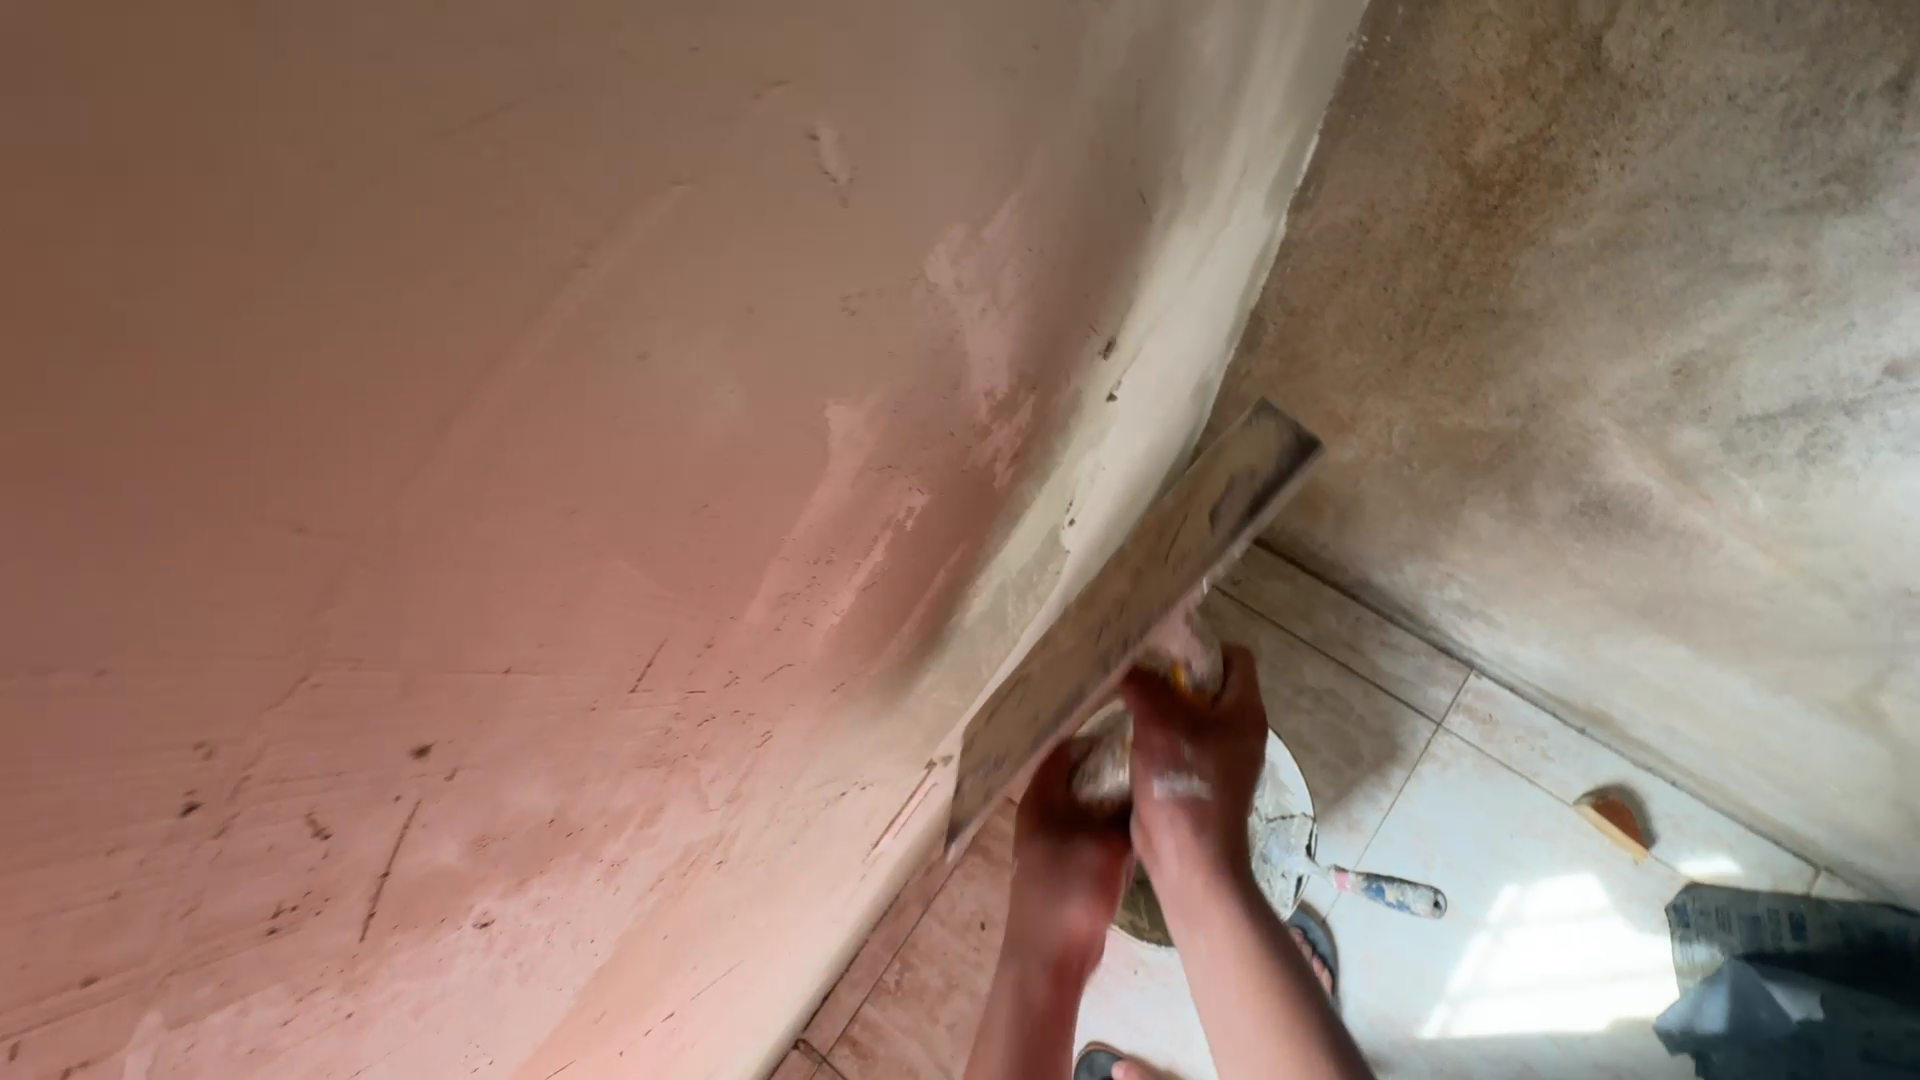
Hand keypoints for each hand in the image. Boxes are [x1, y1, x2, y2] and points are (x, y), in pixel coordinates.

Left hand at [1002, 740, 1134, 981]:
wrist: (1050, 958)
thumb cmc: (1072, 891)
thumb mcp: (1108, 845)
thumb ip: (1127, 814)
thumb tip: (1148, 790)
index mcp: (1040, 799)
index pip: (1064, 751)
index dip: (1094, 738)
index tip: (1129, 735)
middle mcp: (1039, 814)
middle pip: (1075, 778)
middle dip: (1108, 770)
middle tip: (1146, 763)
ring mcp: (1048, 842)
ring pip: (1082, 808)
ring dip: (1109, 801)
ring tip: (1147, 791)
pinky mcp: (1060, 867)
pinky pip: (1086, 834)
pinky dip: (1106, 828)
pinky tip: (1136, 831)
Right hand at [1123, 644, 1267, 893]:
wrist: (1190, 859)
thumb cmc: (1185, 784)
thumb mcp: (1159, 722)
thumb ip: (1143, 685)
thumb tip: (1125, 663)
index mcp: (1245, 711)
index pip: (1236, 658)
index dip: (1202, 647)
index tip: (1163, 649)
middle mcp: (1239, 731)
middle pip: (1208, 685)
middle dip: (1172, 676)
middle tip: (1135, 670)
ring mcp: (1221, 757)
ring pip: (1191, 715)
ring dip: (1160, 706)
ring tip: (1125, 697)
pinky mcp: (1201, 780)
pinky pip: (1180, 742)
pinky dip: (1157, 733)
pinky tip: (1126, 732)